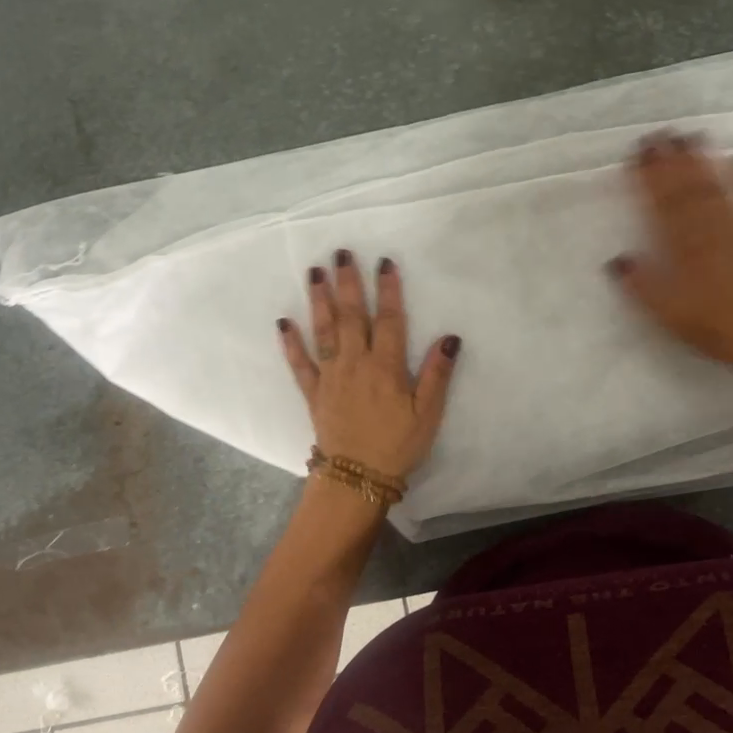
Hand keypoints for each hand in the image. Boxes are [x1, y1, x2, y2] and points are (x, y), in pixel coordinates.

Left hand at [278, 250, 459, 487]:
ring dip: (320, 301)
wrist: (357, 478)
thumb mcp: (429, 414)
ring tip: (314, 273)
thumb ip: (438, 375)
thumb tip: (450, 338)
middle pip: (352, 316)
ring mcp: (331, 377)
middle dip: (348, 283)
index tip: (384, 262)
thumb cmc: (398, 446)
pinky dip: (291, 343)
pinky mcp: (314, 394)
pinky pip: (300, 364)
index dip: (389, 290)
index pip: (389, 320)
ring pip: (324, 331)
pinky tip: (283, 322)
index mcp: (386, 367)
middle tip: (341, 253)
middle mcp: (356, 364)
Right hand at [608, 131, 732, 378]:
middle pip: (687, 186)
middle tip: (660, 133)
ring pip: (718, 185)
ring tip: (693, 134)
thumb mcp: (665, 312)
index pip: (659, 202)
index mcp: (681, 245)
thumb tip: (616, 259)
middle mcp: (709, 228)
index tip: (637, 153)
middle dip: (672, 158)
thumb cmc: (711, 326)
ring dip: (705, 158)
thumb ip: (639, 284)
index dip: (647, 176)